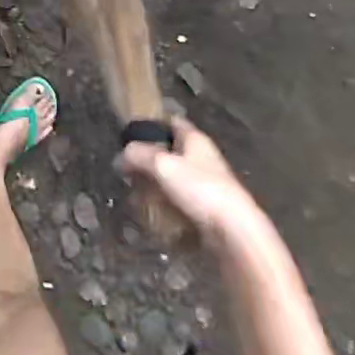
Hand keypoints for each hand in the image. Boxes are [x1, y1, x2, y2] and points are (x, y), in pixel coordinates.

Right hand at [116, 118, 263, 250]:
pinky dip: (164, 202)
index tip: (131, 132)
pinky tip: (152, 210)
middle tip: (128, 167)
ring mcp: (206, 183)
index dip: (151, 123)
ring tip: (136, 192)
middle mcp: (202, 157)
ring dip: (154, 183)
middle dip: (147, 158)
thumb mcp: (161, 164)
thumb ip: (137, 155)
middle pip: (169, 151)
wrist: (235, 232)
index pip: (171, 121)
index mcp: (195, 140)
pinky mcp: (206, 206)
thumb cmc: (200, 189)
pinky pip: (178, 198)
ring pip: (172, 176)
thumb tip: (120, 158)